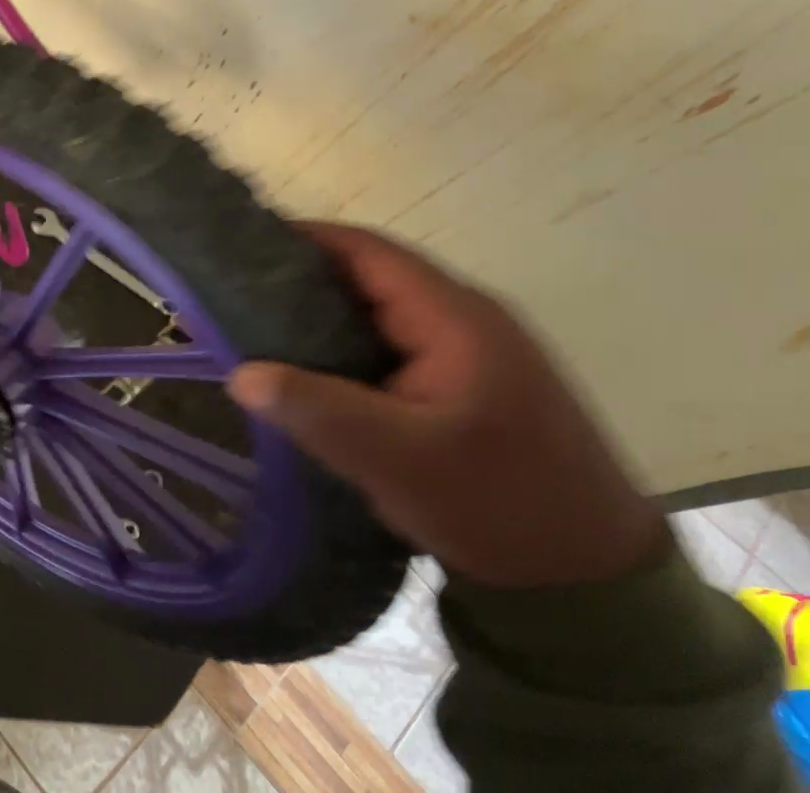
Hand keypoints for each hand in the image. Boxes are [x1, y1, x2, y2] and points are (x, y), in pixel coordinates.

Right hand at [227, 223, 662, 589]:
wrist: (586, 575)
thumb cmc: (497, 505)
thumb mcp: (397, 459)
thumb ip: (317, 410)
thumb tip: (240, 374)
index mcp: (455, 319)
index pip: (366, 251)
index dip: (301, 240)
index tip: (236, 248)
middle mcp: (466, 320)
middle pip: (369, 277)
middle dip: (298, 280)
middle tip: (229, 298)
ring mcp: (469, 353)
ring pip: (377, 315)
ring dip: (318, 318)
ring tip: (251, 332)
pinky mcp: (465, 385)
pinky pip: (389, 348)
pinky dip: (341, 350)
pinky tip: (304, 373)